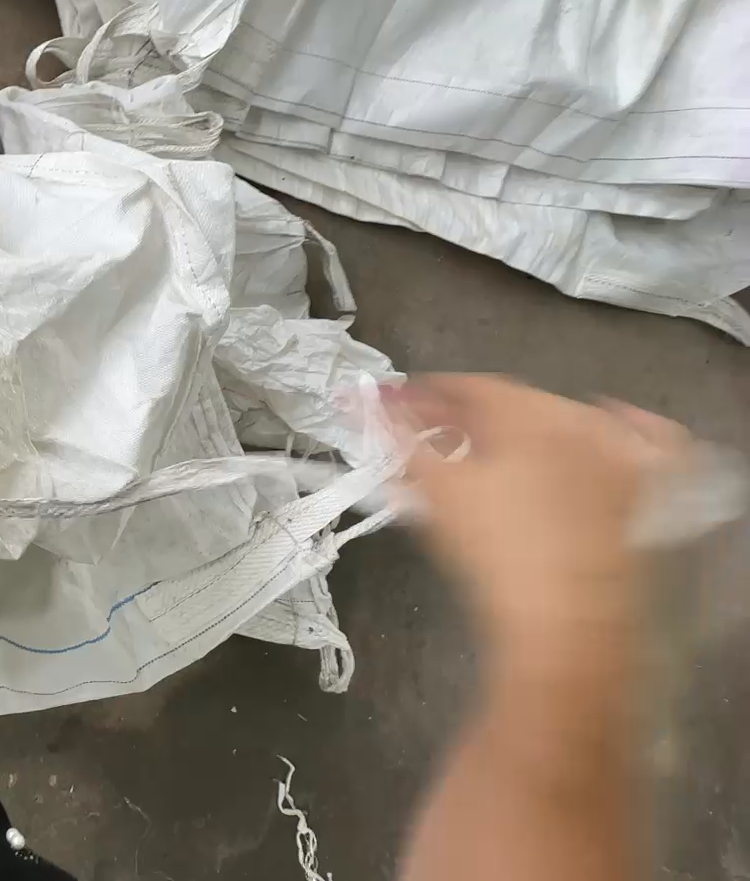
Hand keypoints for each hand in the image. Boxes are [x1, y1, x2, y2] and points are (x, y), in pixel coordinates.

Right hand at [383, 375, 687, 657]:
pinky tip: (596, 425)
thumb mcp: (426, 483)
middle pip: (511, 400)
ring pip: (562, 415)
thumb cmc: (486, 545)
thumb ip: (389, 433)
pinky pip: (638, 436)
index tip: (391, 402)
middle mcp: (579, 424)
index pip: (467, 385)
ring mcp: (618, 454)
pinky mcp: (641, 486)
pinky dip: (615, 423)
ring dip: (516, 420)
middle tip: (421, 426)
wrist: (560, 614)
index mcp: (524, 417)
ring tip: (479, 441)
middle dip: (462, 408)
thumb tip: (357, 400)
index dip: (423, 391)